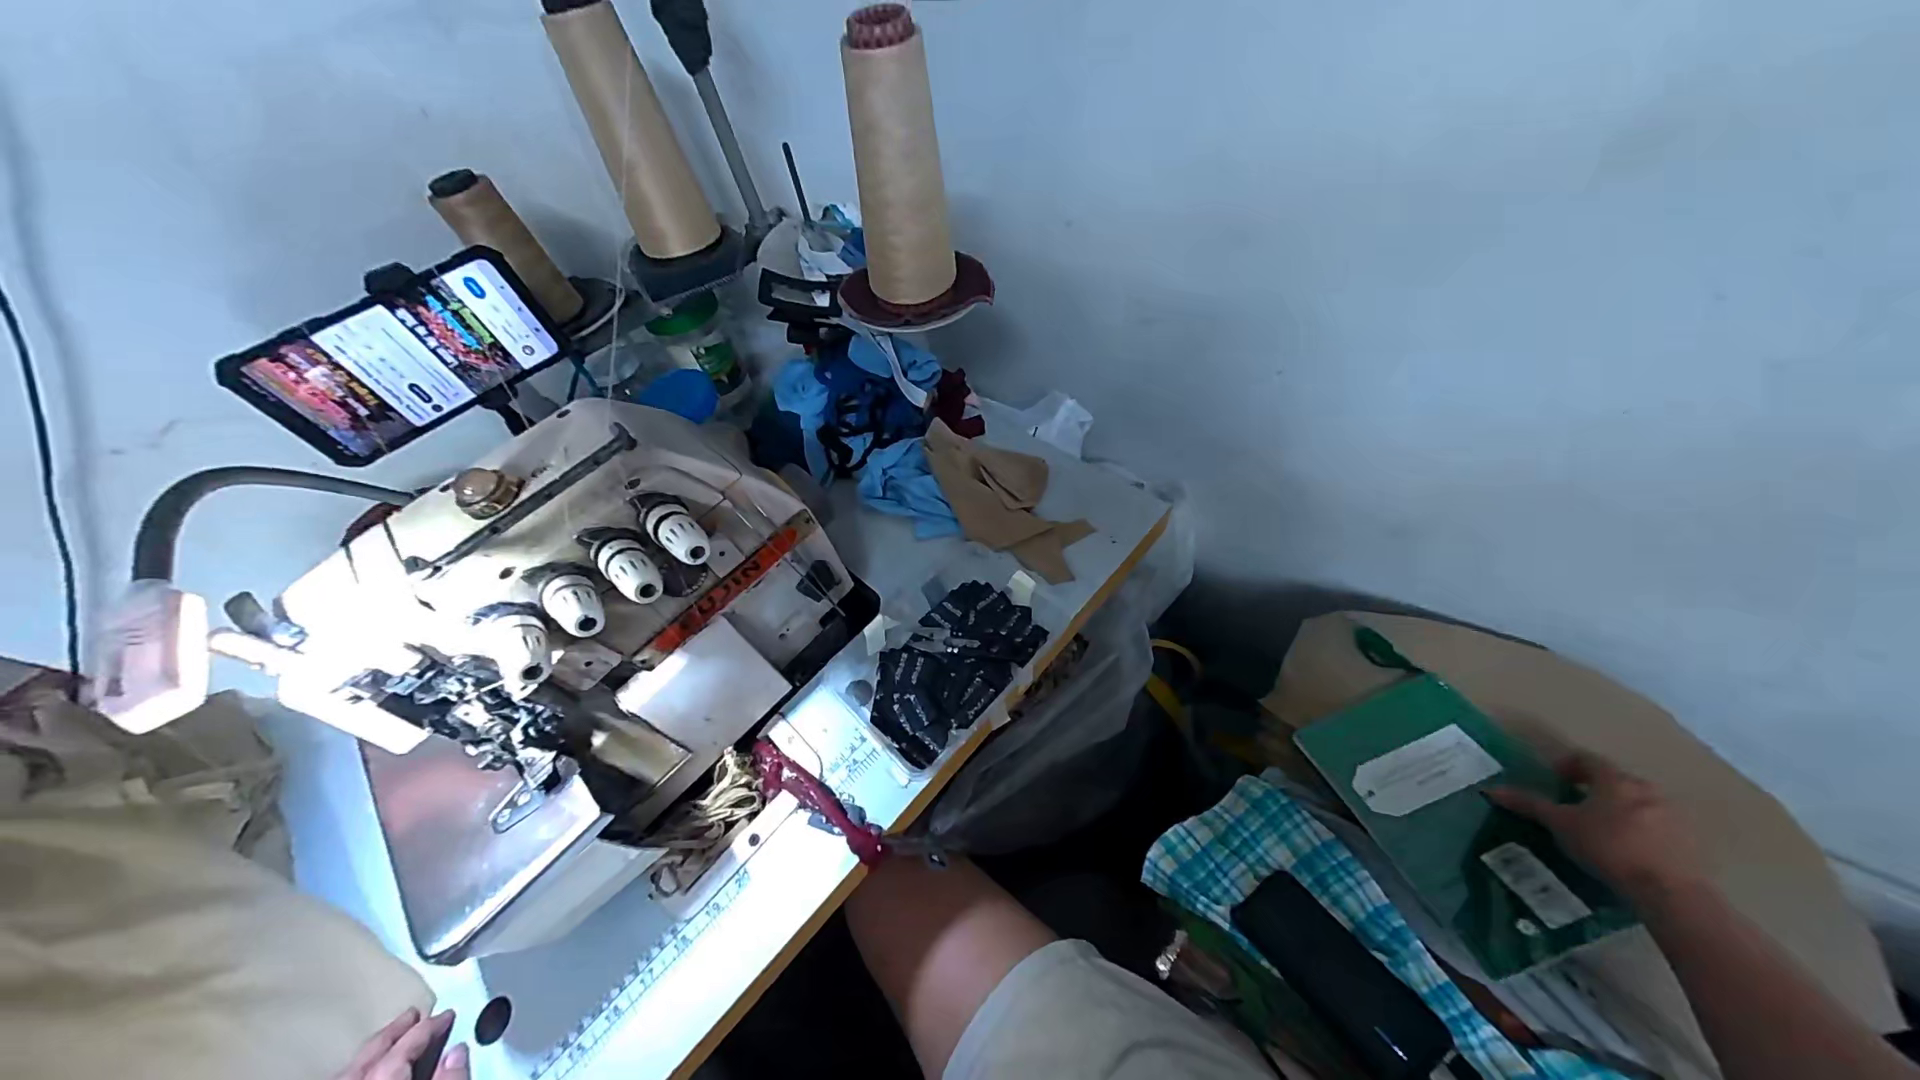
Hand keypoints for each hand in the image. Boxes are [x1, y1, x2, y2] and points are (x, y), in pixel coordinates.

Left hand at [334, 1008, 467, 1079]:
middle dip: (393, 1031)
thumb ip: (449, 1079)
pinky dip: (356, 1070)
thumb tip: (457, 1050)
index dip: (428, 1026)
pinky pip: (342, 1079)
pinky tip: (367, 1069)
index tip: (446, 1015)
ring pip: (348, 1070)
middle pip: (370, 1055)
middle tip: (414, 1014)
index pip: (403, 1047)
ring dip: (373, 1051)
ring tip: (391, 1039)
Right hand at [1486, 751, 1703, 897]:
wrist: (1671, 892)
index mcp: (1615, 779)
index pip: (1586, 758)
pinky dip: (1639, 828)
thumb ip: (1529, 804)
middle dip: (1592, 788)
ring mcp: (1673, 814)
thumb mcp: (1560, 824)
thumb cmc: (1607, 847)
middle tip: (1572, 806)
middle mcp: (1647, 789)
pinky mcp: (1690, 839)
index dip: (1566, 765)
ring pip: (1637, 801)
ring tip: (1599, 830)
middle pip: (1614, 779)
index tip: (1553, 780)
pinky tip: (1626, 849)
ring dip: (1617, 808)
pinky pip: (1656, 824)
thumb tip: (1491, 789)